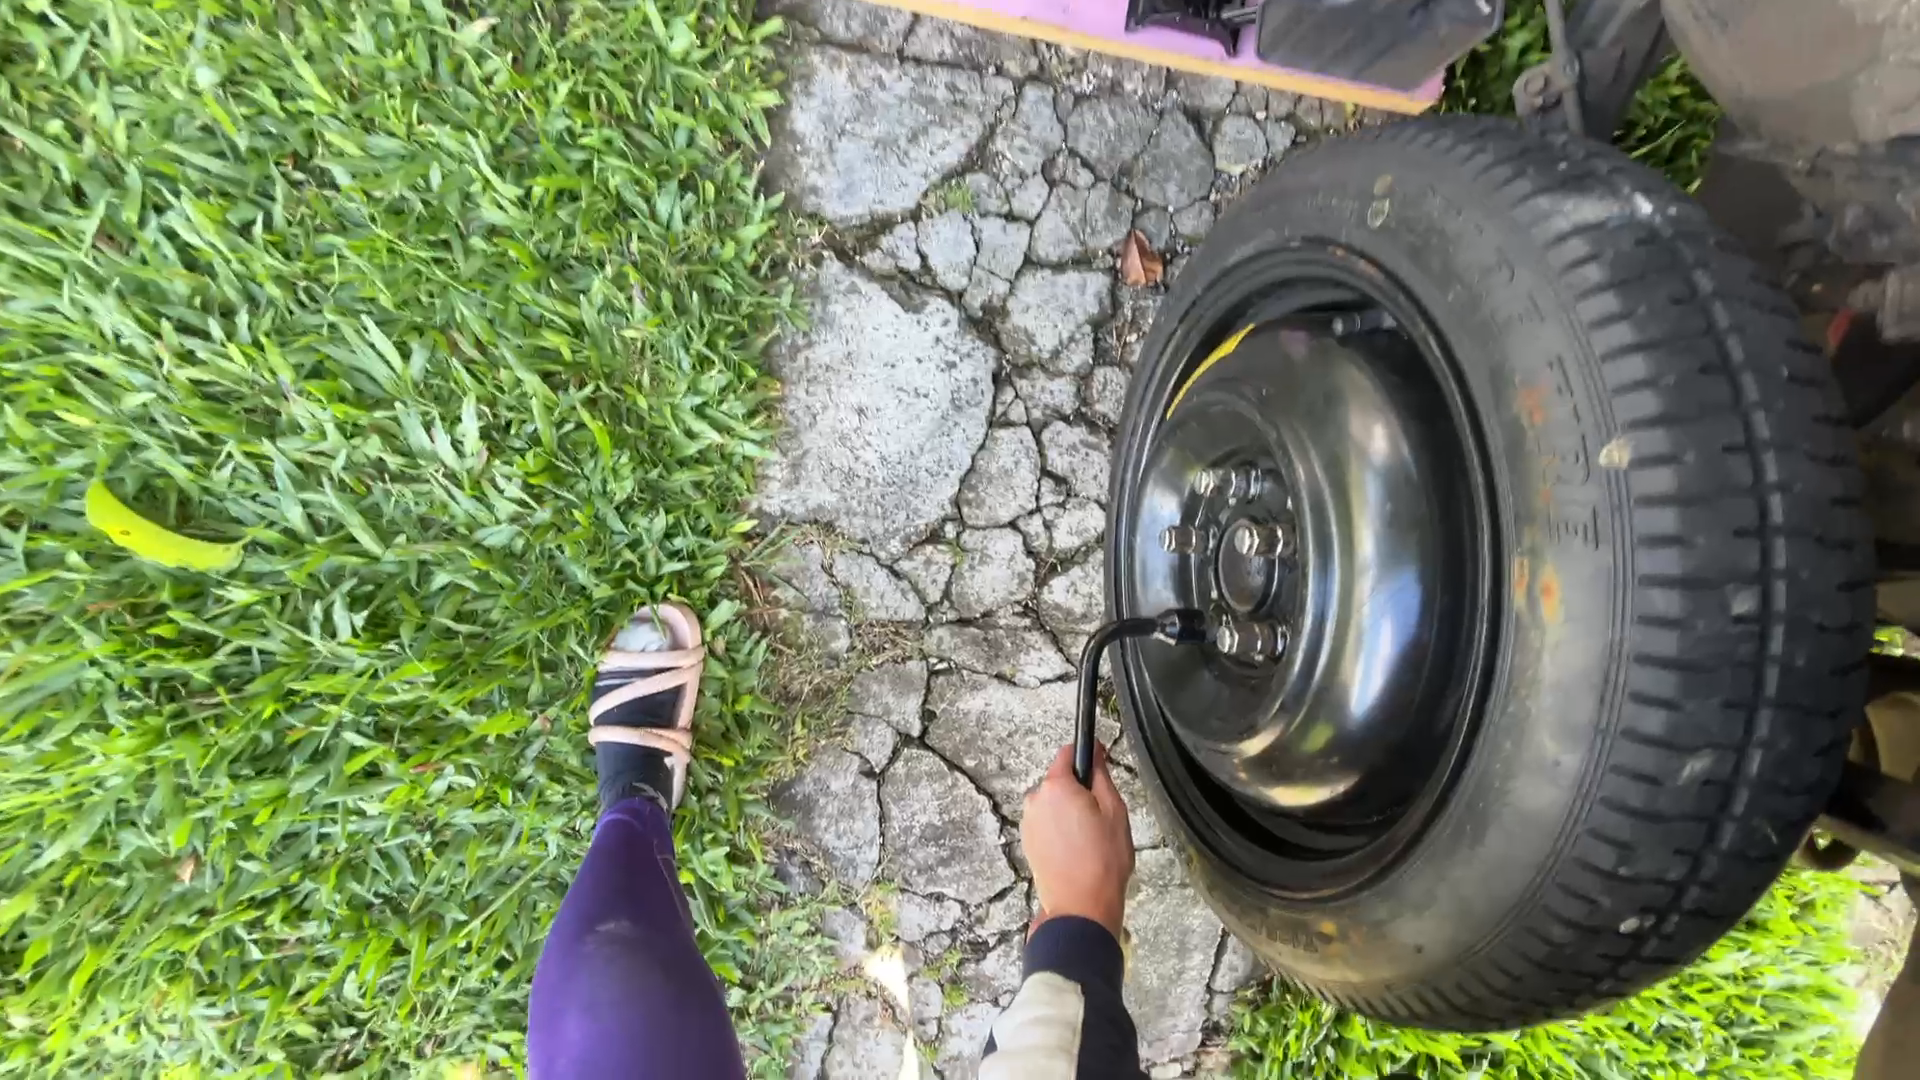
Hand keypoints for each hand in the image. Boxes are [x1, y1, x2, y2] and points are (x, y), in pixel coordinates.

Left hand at [1021, 743, 1133, 941]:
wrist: (1081, 907)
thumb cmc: (1102, 862)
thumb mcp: (1114, 810)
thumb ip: (1101, 775)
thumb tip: (1093, 753)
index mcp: (1056, 786)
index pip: (1067, 753)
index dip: (1087, 753)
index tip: (1100, 759)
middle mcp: (1036, 799)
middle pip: (1060, 780)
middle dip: (1079, 789)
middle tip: (1101, 815)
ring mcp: (1029, 821)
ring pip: (1054, 803)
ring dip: (1070, 811)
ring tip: (1090, 838)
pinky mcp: (1028, 841)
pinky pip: (1047, 823)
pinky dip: (1060, 829)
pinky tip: (1077, 849)